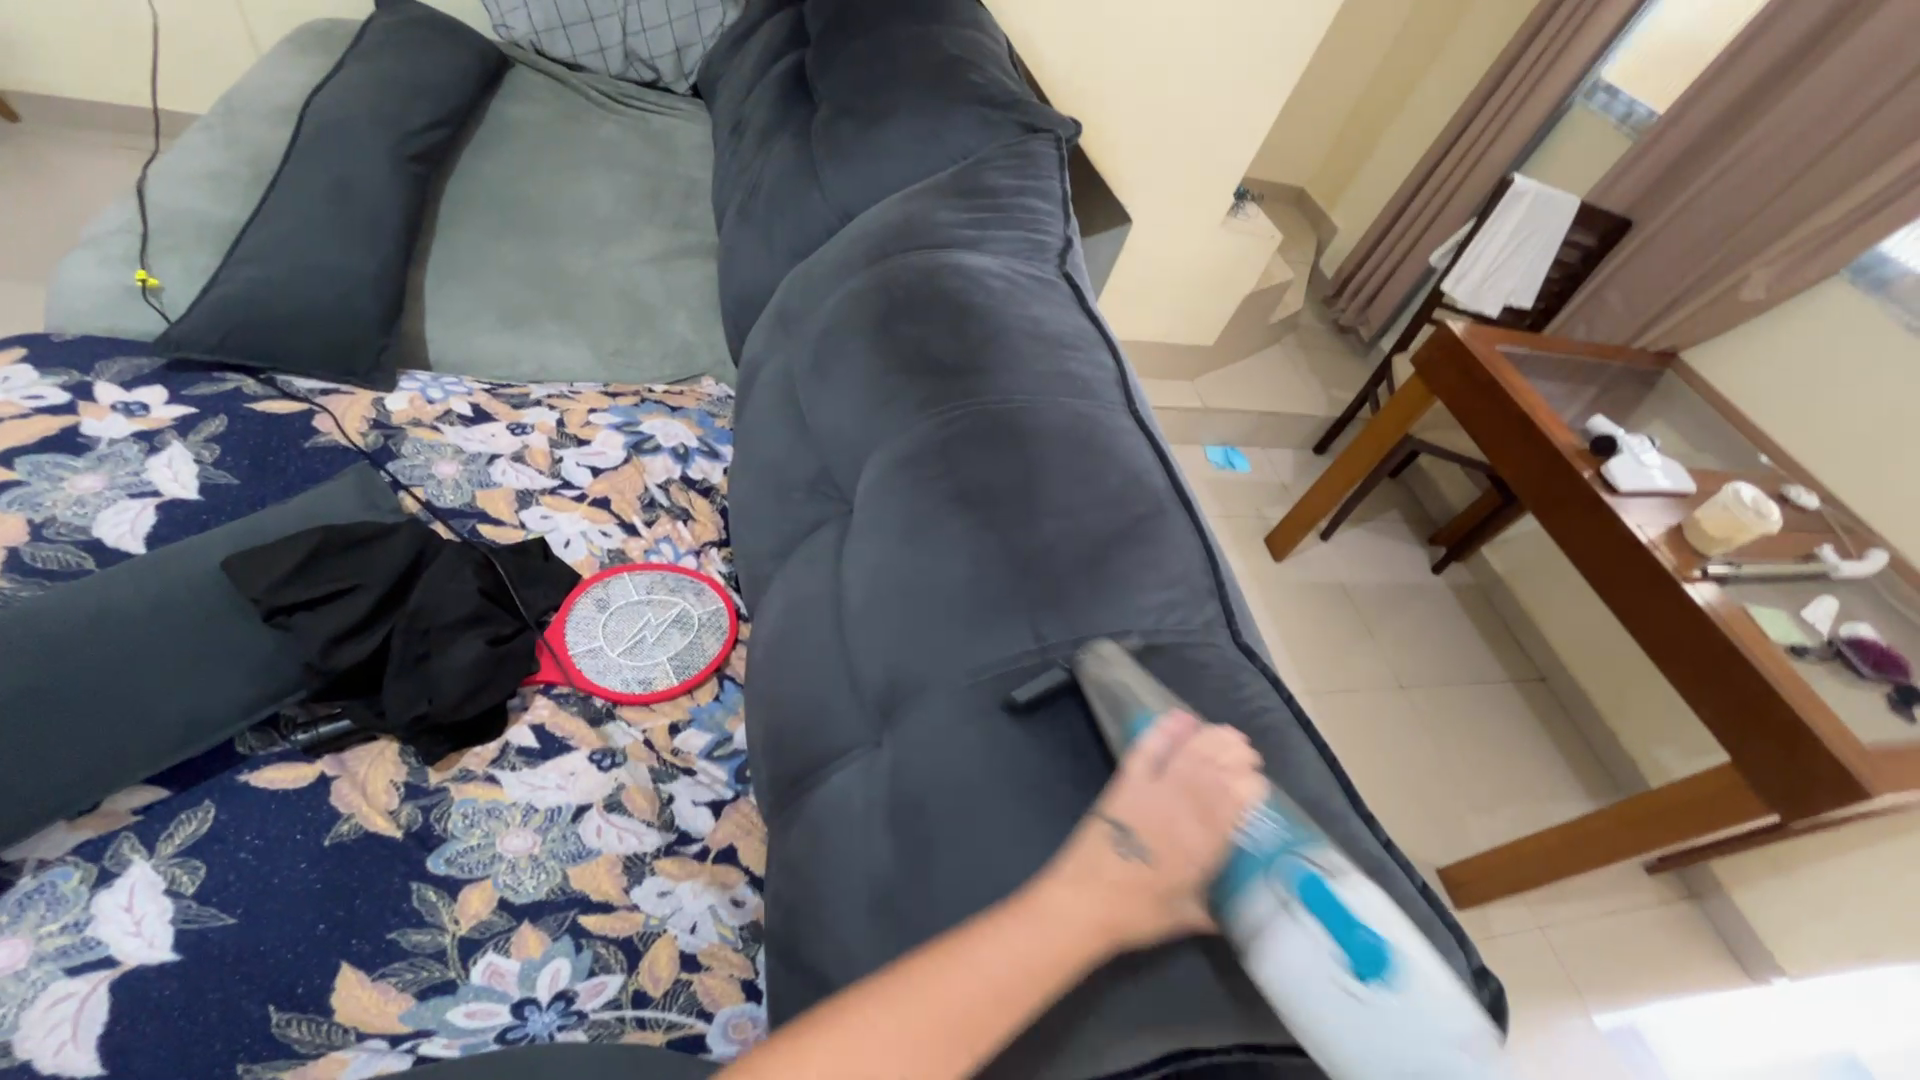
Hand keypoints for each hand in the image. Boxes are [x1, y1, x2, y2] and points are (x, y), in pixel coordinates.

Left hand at [1031, 711, 1267, 955]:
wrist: (1084, 901)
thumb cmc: (1137, 915)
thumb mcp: (1186, 917)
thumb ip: (1212, 910)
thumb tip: (1230, 914)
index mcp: (1205, 841)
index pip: (1240, 798)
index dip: (1253, 786)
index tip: (1259, 785)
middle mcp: (1184, 808)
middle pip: (1218, 768)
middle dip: (1237, 756)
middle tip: (1247, 755)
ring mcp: (1152, 790)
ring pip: (1190, 753)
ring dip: (1211, 738)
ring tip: (1227, 733)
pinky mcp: (1125, 783)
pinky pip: (1149, 749)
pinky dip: (1166, 730)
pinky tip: (1183, 717)